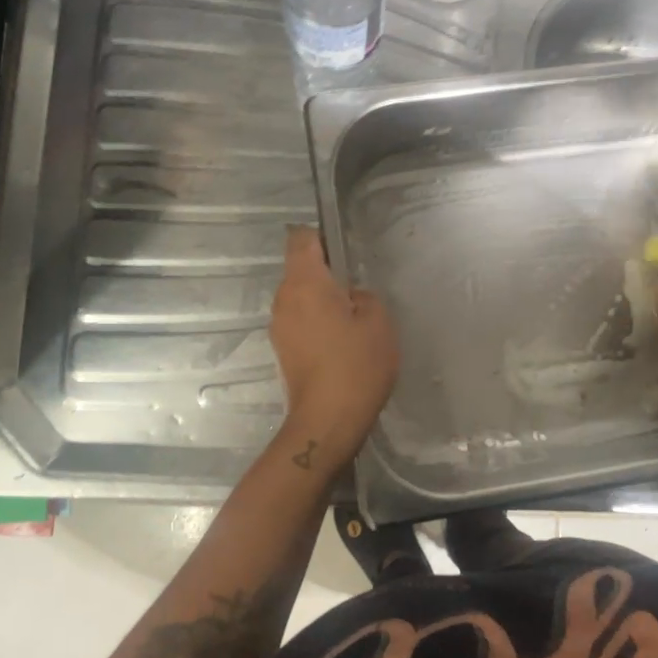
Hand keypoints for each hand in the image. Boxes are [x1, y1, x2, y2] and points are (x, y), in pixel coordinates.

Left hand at [269, 227, 398, 462]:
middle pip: (299, 269)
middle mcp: (283, 299)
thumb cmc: (356, 364)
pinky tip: (341, 343)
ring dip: (322, 301)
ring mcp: (279, 326)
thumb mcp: (378, 322)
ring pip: (300, 298)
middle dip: (326, 273)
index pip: (301, 239)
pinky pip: (299, 321)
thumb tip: (350, 296)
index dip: (321, 237)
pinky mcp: (282, 350)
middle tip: (358, 290)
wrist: (328, 420)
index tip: (344, 250)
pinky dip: (317, 323)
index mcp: (304, 283)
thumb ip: (365, 296)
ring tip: (353, 321)